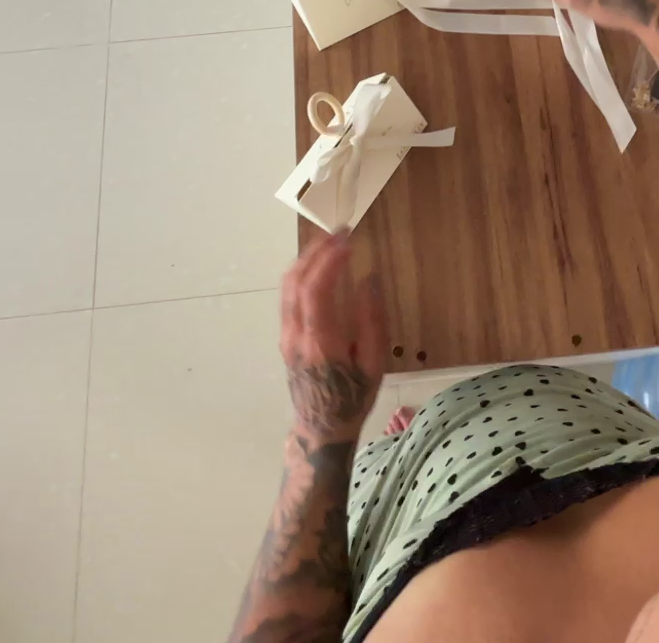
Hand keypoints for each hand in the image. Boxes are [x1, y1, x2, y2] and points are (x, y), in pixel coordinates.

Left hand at [279, 232, 384, 444]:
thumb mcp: (374, 364)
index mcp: (321, 343)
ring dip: (307, 258)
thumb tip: (369, 279)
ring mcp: (285, 335)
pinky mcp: (284, 335)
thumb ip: (371, 320)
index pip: (316, 291)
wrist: (320, 428)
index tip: (347, 240)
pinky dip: (302, 272)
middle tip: (340, 231)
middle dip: (317, 250)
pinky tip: (318, 263)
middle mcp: (296, 335)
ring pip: (287, 286)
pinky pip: (288, 295)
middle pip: (295, 281)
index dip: (329, 261)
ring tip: (329, 240)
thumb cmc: (353, 397)